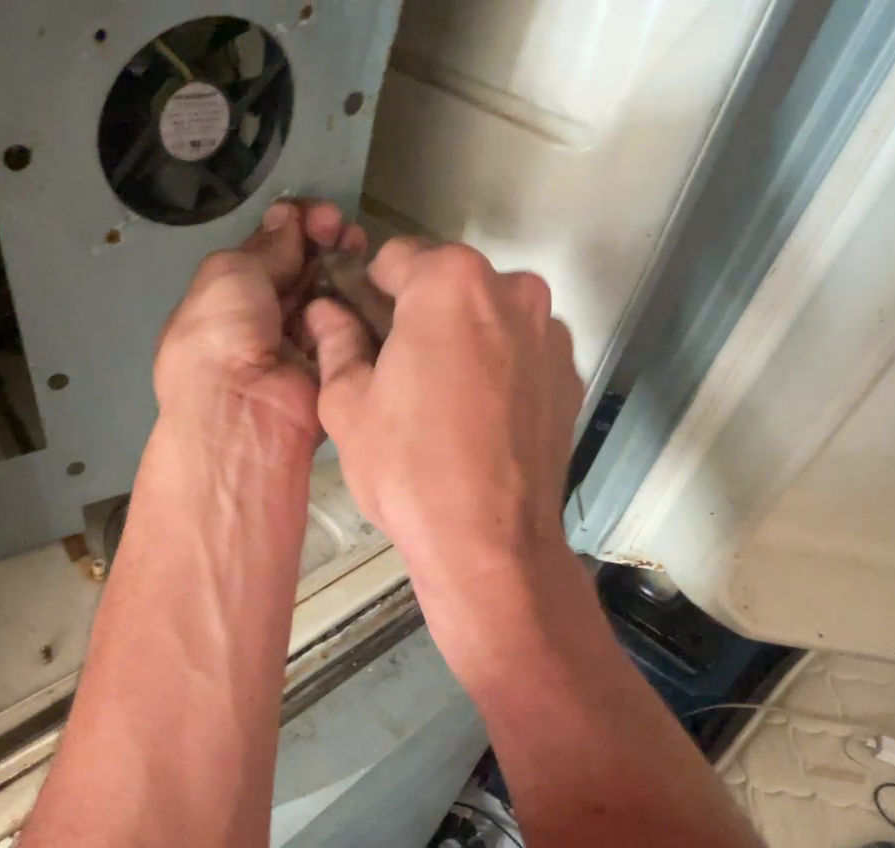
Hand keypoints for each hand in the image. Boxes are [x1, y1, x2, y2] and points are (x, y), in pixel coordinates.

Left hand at [155, 200, 366, 456]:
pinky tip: (365, 287)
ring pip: (325, 300)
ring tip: (359, 247)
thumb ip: (265, 246)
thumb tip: (286, 218)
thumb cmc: (220, 336)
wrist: (241, 413)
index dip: (290, 228)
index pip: (263, 255)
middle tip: (343, 226)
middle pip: (298, 274)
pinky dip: (355, 309)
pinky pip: (345, 333)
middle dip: (320, 244)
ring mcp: (295, 350)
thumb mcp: (229, 274)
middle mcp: (259, 324)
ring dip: (343, 270)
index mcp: (225, 300)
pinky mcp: (326, 373)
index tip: (315, 213)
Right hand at [303, 239, 581, 576]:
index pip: (396, 257)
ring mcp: (550, 334)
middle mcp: (513, 291)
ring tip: (441, 404)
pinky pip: (520, 354)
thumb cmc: (408, 469)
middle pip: (449, 285)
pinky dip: (498, 370)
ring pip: (489, 318)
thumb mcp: (347, 405)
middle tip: (397, 374)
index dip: (369, 292)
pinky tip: (478, 422)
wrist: (490, 544)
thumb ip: (335, 342)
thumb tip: (324, 312)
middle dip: (420, 314)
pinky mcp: (569, 376)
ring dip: (463, 340)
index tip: (360, 330)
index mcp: (450, 283)